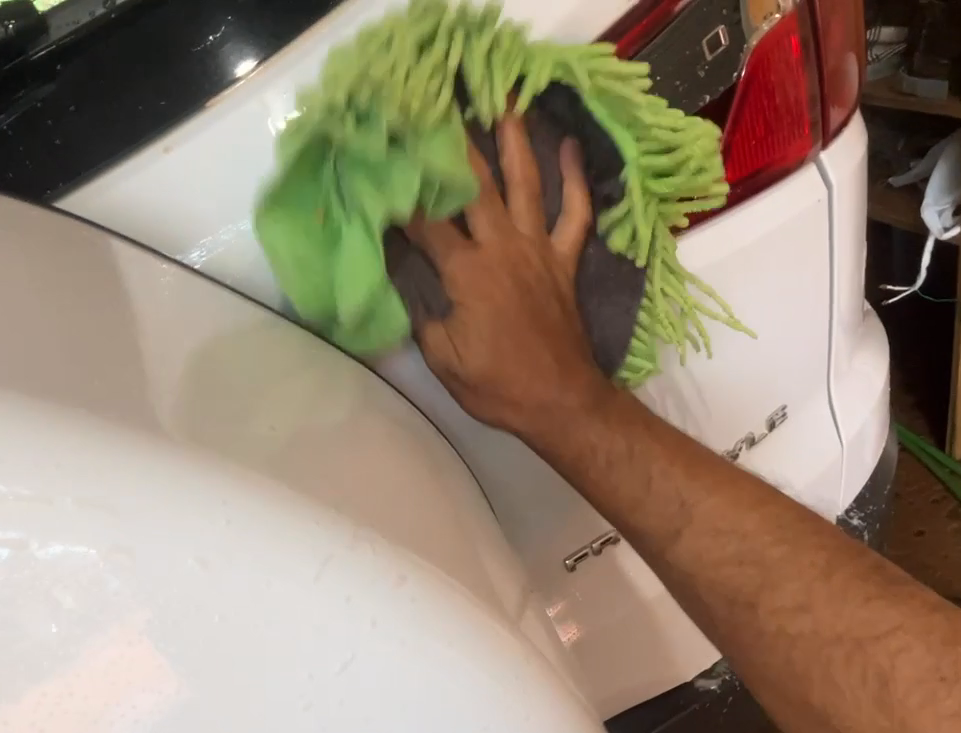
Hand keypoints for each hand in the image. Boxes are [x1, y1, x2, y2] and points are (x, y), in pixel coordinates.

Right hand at [404, 112, 614, 438]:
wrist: (559, 402)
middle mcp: (502, 247)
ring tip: (505, 101)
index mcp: (467, 272)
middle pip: (475, 184)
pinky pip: (574, 214)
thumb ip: (421, 314)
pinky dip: (576, 180)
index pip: (426, 222)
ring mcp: (537, 250)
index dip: (402, 194)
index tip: (384, 167)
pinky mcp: (563, 262)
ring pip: (526, 184)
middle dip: (454, 145)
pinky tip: (570, 147)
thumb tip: (401, 281)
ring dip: (514, 141)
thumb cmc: (496, 386)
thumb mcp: (443, 358)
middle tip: (440, 110)